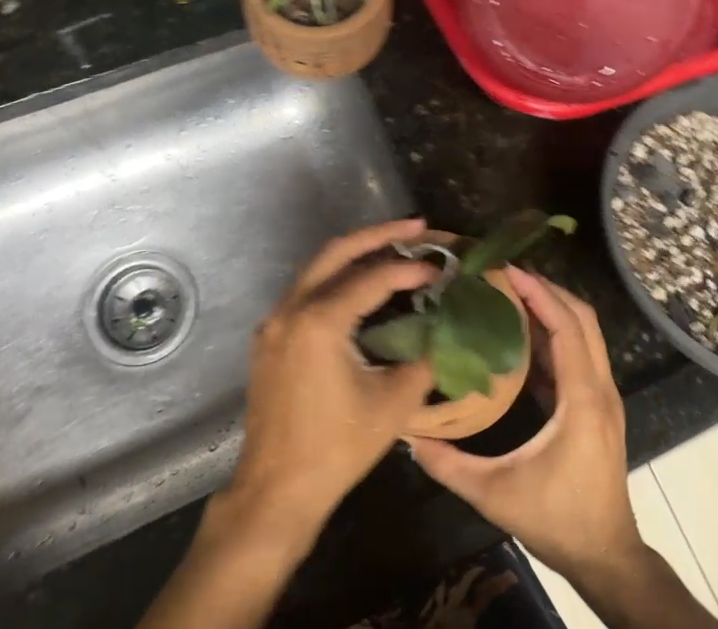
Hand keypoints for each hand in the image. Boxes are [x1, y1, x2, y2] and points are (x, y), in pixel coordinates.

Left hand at [225, 218, 437, 536]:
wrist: (278, 488)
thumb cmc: (337, 447)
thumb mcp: (393, 403)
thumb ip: (425, 359)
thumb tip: (448, 332)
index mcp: (319, 320)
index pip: (372, 277)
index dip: (410, 269)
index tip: (442, 268)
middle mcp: (290, 310)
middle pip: (335, 252)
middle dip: (377, 235)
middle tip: (416, 228)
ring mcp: (274, 324)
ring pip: (316, 270)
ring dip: (354, 256)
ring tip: (394, 250)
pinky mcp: (269, 341)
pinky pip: (304, 294)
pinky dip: (334, 281)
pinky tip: (360, 290)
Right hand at [407, 270, 640, 577]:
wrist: (605, 555)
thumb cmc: (557, 520)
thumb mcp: (494, 494)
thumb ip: (448, 464)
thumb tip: (406, 435)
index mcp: (583, 401)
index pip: (568, 328)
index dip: (541, 294)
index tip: (507, 270)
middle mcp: (600, 390)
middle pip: (583, 320)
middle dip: (548, 291)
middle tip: (504, 275)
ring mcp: (603, 398)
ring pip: (585, 335)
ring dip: (552, 310)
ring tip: (508, 294)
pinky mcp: (597, 408)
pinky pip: (579, 356)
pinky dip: (554, 336)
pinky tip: (518, 335)